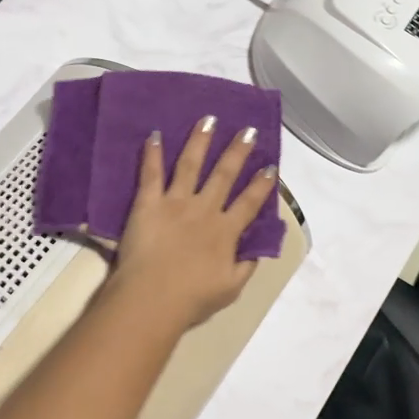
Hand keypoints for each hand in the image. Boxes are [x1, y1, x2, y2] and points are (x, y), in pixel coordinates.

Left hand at [108, 115, 277, 328]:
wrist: (152, 297)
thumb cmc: (191, 298)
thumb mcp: (231, 289)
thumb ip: (245, 266)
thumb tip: (256, 249)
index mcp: (225, 232)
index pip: (249, 203)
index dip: (261, 185)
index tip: (271, 166)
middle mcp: (203, 210)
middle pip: (223, 175)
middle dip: (237, 152)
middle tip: (247, 130)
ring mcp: (175, 203)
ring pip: (190, 165)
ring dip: (200, 141)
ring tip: (208, 120)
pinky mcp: (147, 203)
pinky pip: (150, 174)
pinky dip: (152, 154)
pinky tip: (154, 135)